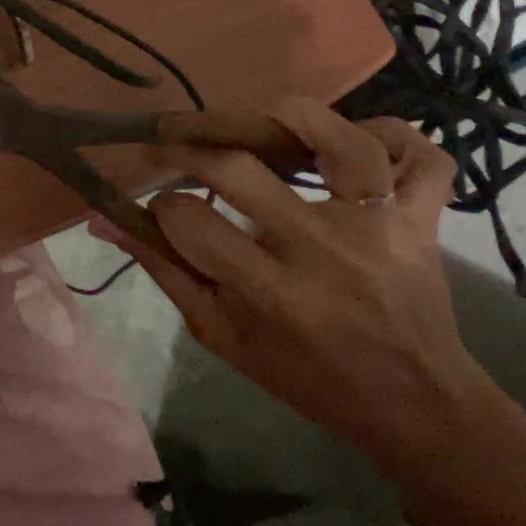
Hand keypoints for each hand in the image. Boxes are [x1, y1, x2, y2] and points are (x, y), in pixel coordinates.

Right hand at [94, 98, 484, 456]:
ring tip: (261, 124)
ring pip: (344, 144)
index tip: (160, 212)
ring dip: (292, 120)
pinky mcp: (424, 221)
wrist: (420, 405)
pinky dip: (391, 137)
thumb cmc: (306, 373)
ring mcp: (383, 229)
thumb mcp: (220, 333)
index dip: (161, 208)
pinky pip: (423, 157)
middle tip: (171, 149)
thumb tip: (101, 220)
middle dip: (187, 151)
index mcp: (272, 291)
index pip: (188, 218)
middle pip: (240, 169)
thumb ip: (163, 269)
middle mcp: (327, 251)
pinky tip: (352, 145)